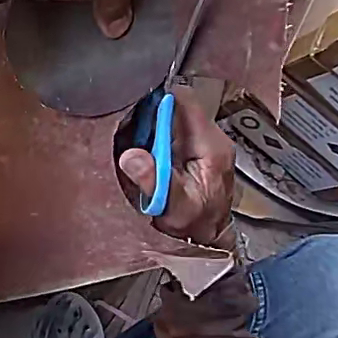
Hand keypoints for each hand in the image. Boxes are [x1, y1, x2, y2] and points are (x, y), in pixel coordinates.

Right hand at [119, 89, 235, 248]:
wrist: (207, 238)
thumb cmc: (194, 225)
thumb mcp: (172, 207)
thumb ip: (154, 181)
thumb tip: (132, 156)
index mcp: (211, 146)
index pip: (184, 101)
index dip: (155, 99)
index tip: (132, 107)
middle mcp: (211, 138)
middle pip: (175, 105)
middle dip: (147, 113)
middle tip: (125, 128)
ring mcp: (202, 141)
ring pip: (170, 115)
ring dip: (147, 124)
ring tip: (131, 140)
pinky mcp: (193, 146)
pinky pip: (169, 128)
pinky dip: (151, 134)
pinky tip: (141, 149)